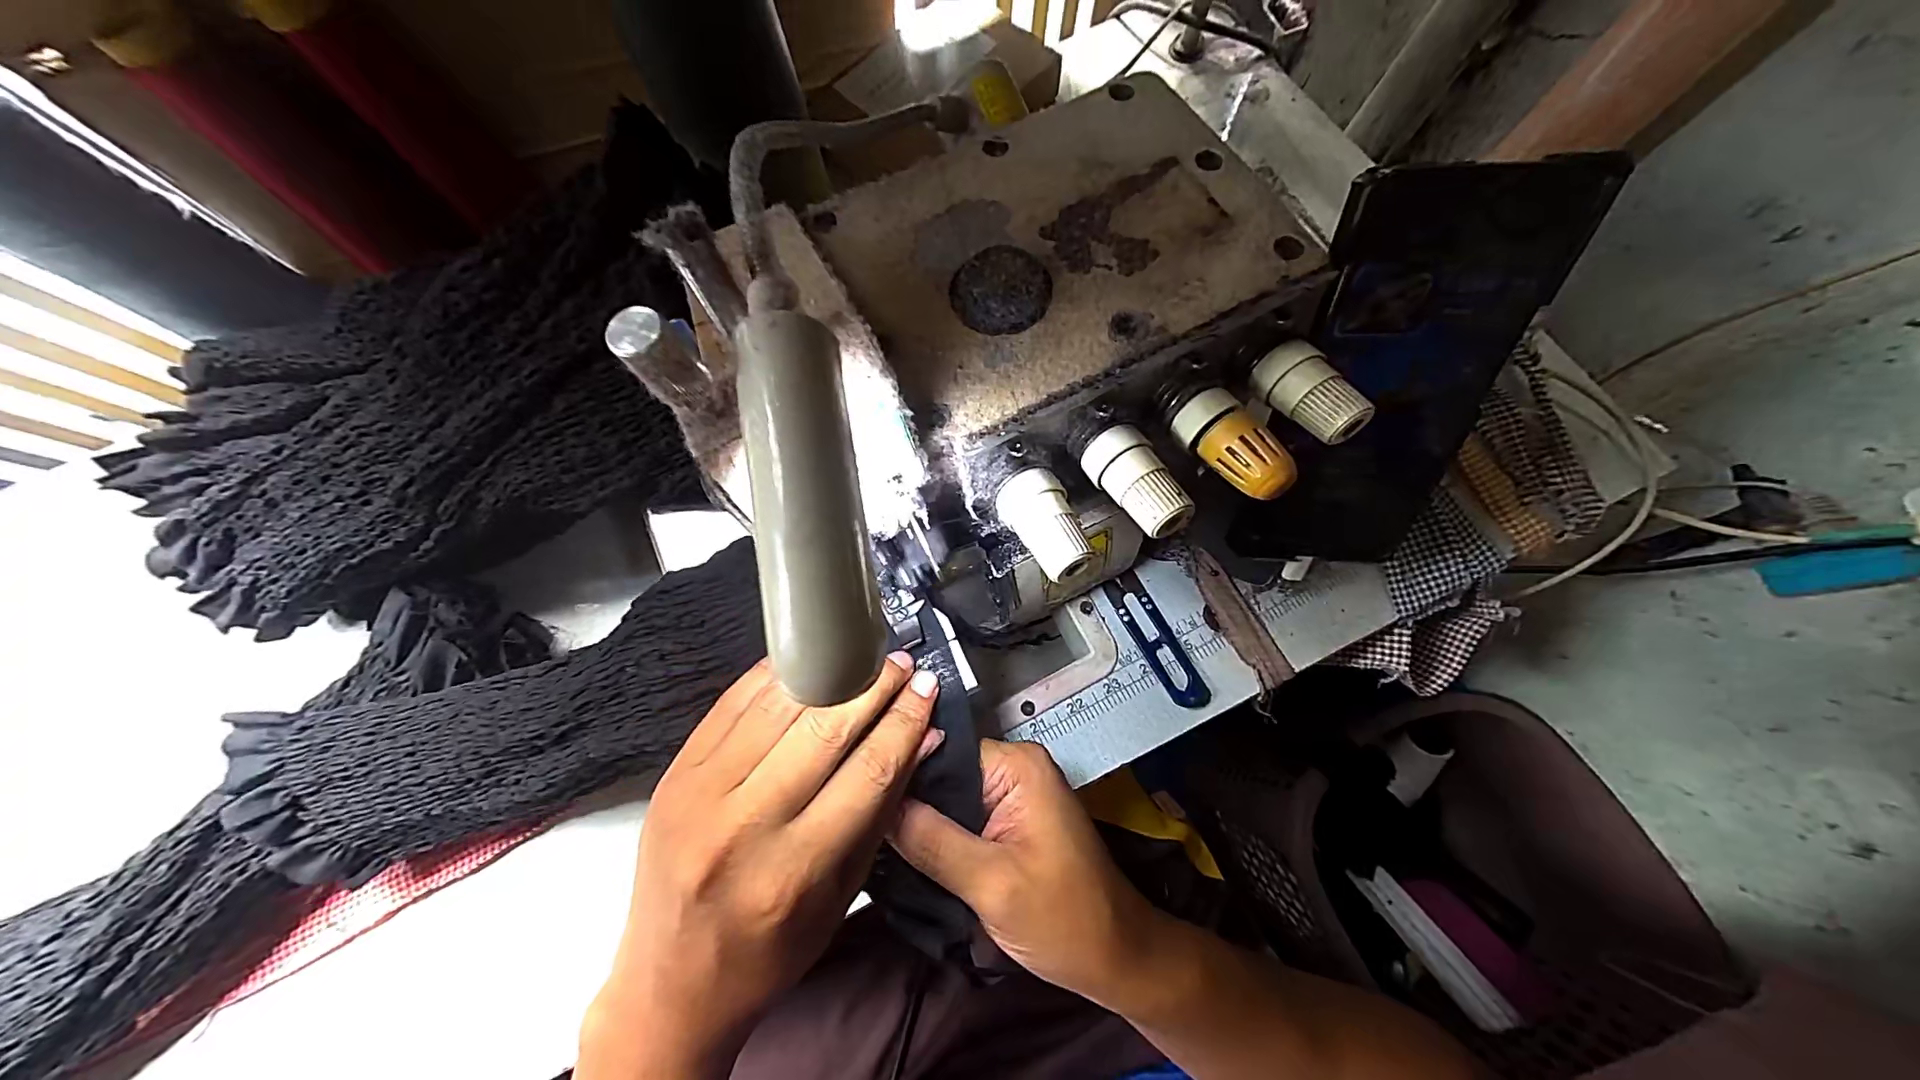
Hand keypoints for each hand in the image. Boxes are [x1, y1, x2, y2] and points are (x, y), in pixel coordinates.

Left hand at [579, 654, 941, 1079]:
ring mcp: (697, 792)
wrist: (669, 985)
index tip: (926, 686)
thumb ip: (883, 809)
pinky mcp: (673, 772)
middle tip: (898, 663)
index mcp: (791, 869)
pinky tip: (806, 662)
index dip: (904, 720)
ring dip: (827, 673)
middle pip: (823, 729)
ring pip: (775, 706)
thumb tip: (923, 737)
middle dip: (871, 687)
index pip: (866, 771)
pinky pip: (730, 703)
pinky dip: (774, 676)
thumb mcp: (840, 894)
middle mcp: (741, 824)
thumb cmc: (768, 954)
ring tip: (859, 656)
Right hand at [887, 739, 1163, 1007]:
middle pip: (942, 774)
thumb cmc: (1066, 919)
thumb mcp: (992, 883)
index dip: (903, 777)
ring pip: (947, 799)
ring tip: (878, 847)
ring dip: (920, 826)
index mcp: (1018, 765)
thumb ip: (932, 840)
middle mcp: (1015, 768)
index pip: (942, 752)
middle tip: (864, 831)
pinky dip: (938, 839)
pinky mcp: (1009, 821)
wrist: (1116, 959)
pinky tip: (908, 858)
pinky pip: (961, 818)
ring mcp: (1012, 795)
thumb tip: (878, 805)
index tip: (862, 802)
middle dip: (908, 804)